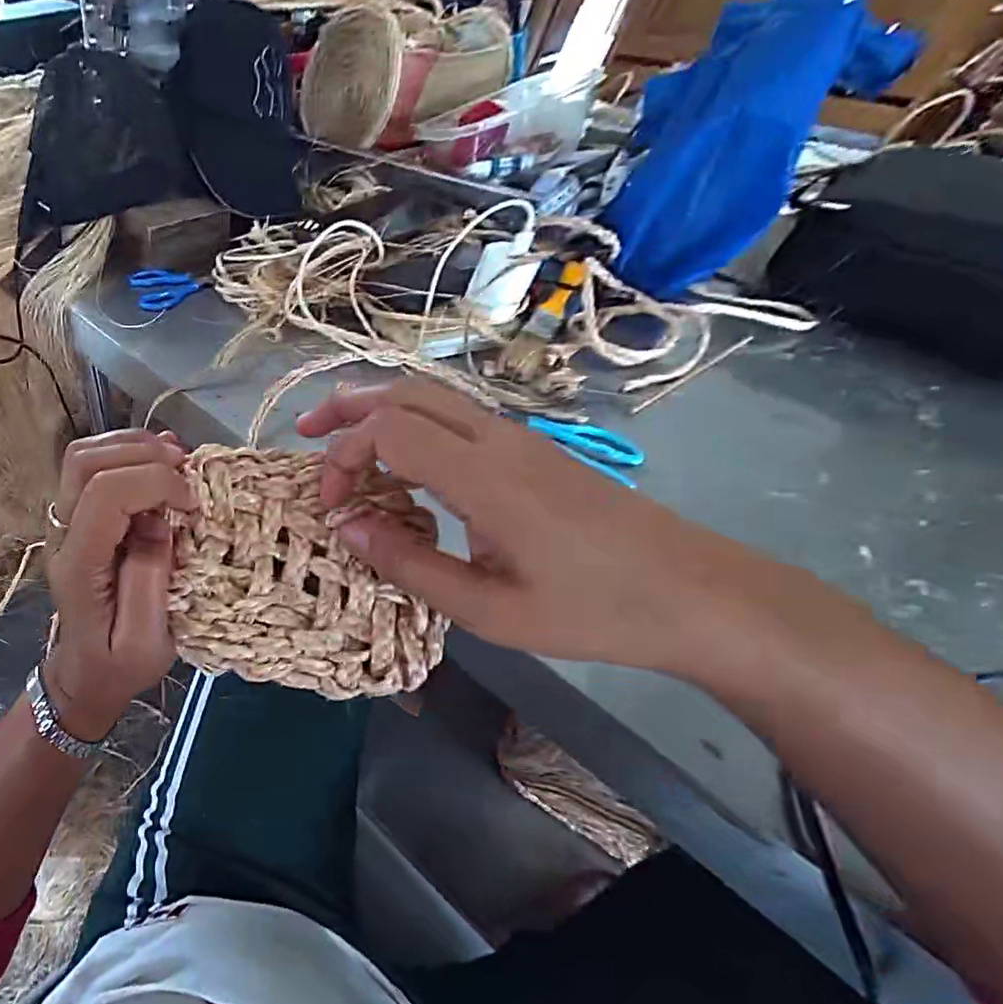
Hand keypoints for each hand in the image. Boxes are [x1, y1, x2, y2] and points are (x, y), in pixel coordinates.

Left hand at [42, 430, 194, 739]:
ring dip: (134, 447)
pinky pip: (94, 468)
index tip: (192, 503)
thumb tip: (160, 522)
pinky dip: (129, 454)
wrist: (84, 673)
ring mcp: (65, 523)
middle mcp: (63, 534)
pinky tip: (161, 462)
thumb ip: (149, 582)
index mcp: (79, 564)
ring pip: (84, 456)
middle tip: (186, 469)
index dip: (154, 483)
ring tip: (177, 462)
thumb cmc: (117, 665)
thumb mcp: (145, 644)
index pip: (105, 494)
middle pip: (85, 462)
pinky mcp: (78, 518)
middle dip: (142, 453)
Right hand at [297, 380, 820, 679]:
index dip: (343, 457)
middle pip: (405, 393)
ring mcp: (517, 438)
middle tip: (304, 434)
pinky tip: (400, 466)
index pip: (389, 431)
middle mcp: (496, 440)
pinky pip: (454, 418)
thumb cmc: (594, 611)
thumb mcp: (489, 611)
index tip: (331, 506)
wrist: (698, 593)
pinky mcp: (530, 449)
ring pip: (431, 397)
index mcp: (484, 477)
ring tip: (338, 440)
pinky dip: (410, 427)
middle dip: (346, 407)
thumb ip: (410, 566)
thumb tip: (347, 528)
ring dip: (377, 411)